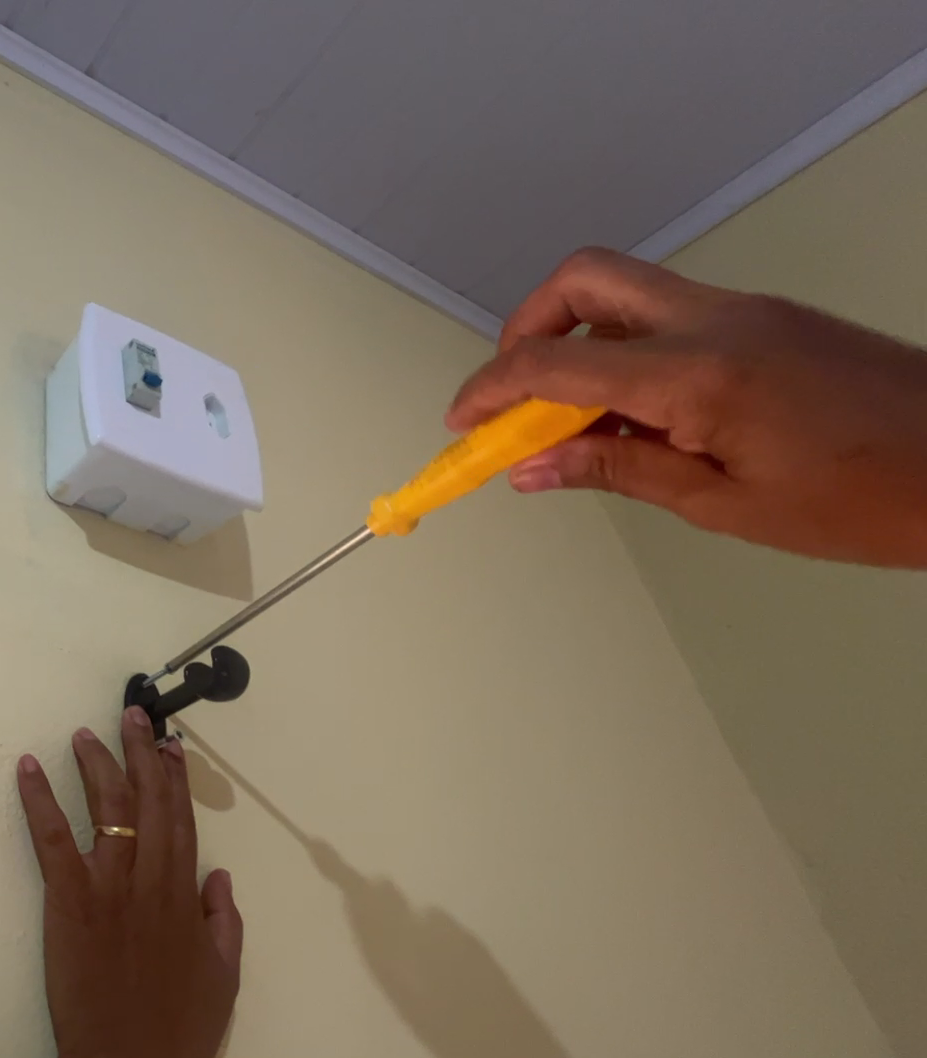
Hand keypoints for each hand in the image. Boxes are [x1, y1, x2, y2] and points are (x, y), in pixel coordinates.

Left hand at [17, 709, 242, 1057]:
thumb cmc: (175, 1026)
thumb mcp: (223, 976)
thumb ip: (224, 920)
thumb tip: (220, 874)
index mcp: (184, 892)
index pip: (182, 818)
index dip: (176, 776)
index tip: (169, 744)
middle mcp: (150, 876)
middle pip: (148, 799)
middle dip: (140, 752)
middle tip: (131, 714)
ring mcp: (109, 883)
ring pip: (107, 807)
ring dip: (97, 763)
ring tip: (84, 733)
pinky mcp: (70, 896)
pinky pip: (52, 837)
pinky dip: (39, 798)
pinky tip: (27, 767)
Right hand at [447, 247, 926, 567]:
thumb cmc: (868, 501)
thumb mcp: (722, 503)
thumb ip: (614, 471)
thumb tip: (527, 468)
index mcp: (698, 374)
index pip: (551, 362)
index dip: (488, 390)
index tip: (461, 424)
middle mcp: (716, 322)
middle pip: (582, 280)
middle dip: (525, 330)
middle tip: (517, 391)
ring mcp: (744, 312)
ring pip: (620, 294)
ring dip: (572, 346)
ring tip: (574, 419)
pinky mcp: (763, 319)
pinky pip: (661, 318)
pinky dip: (617, 356)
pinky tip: (632, 416)